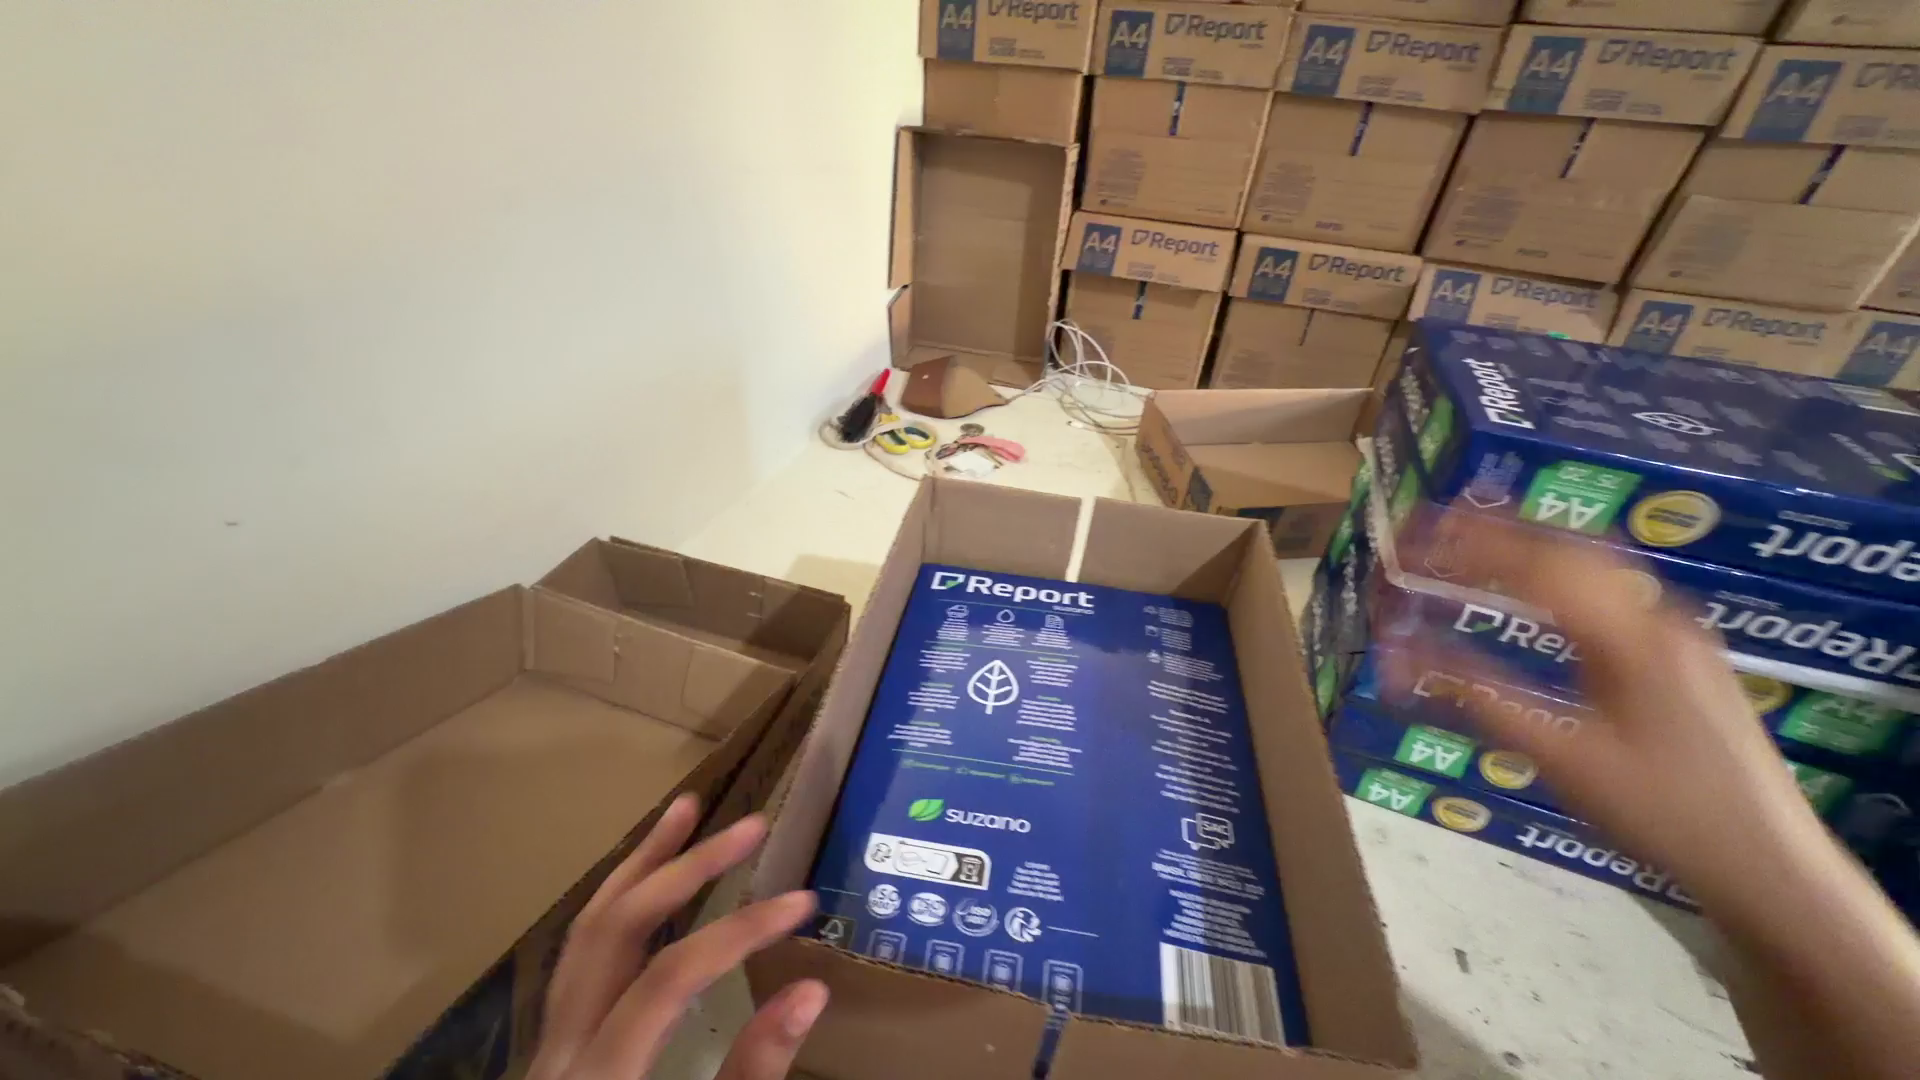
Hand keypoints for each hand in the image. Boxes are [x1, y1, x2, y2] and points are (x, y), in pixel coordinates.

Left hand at [527, 794, 825, 1079]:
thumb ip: (753, 1075)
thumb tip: (813, 991)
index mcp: (600, 1078)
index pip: (672, 975)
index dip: (742, 931)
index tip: (804, 905)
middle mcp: (562, 1048)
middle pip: (616, 928)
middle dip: (688, 867)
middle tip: (752, 826)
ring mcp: (549, 1041)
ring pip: (587, 928)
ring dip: (643, 864)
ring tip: (687, 811)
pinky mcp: (555, 1043)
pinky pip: (584, 951)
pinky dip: (623, 899)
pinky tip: (651, 879)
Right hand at [1382, 515, 1829, 905]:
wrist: (1770, 867)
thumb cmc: (1657, 812)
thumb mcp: (1558, 757)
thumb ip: (1479, 696)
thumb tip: (1401, 658)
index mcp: (1629, 638)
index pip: (1536, 566)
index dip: (1468, 545)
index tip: (1414, 537)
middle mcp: (1658, 618)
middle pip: (1569, 547)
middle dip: (1496, 528)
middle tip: (1434, 523)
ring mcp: (1677, 632)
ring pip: (1596, 562)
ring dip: (1530, 542)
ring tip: (1472, 536)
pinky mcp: (1682, 652)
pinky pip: (1611, 588)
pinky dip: (1559, 569)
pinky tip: (1536, 583)